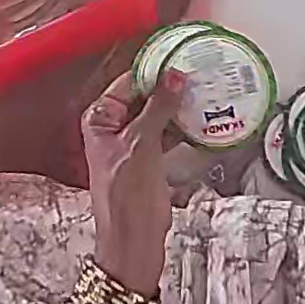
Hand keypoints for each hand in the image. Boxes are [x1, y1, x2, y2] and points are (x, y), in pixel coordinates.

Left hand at [80, 70, 181, 295]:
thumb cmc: (127, 197)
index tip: (180, 60)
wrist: (133, 242)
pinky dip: (181, 127)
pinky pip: (166, 133)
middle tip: (199, 75)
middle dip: (170, 88)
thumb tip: (175, 77)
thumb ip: (159, 108)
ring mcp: (131, 143)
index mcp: (100, 119)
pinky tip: (201, 120)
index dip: (154, 71)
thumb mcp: (142, 145)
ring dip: (178, 107)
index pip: (129, 82)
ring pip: (157, 114)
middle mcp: (113, 127)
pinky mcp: (148, 158)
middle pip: (144, 97)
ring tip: (204, 93)